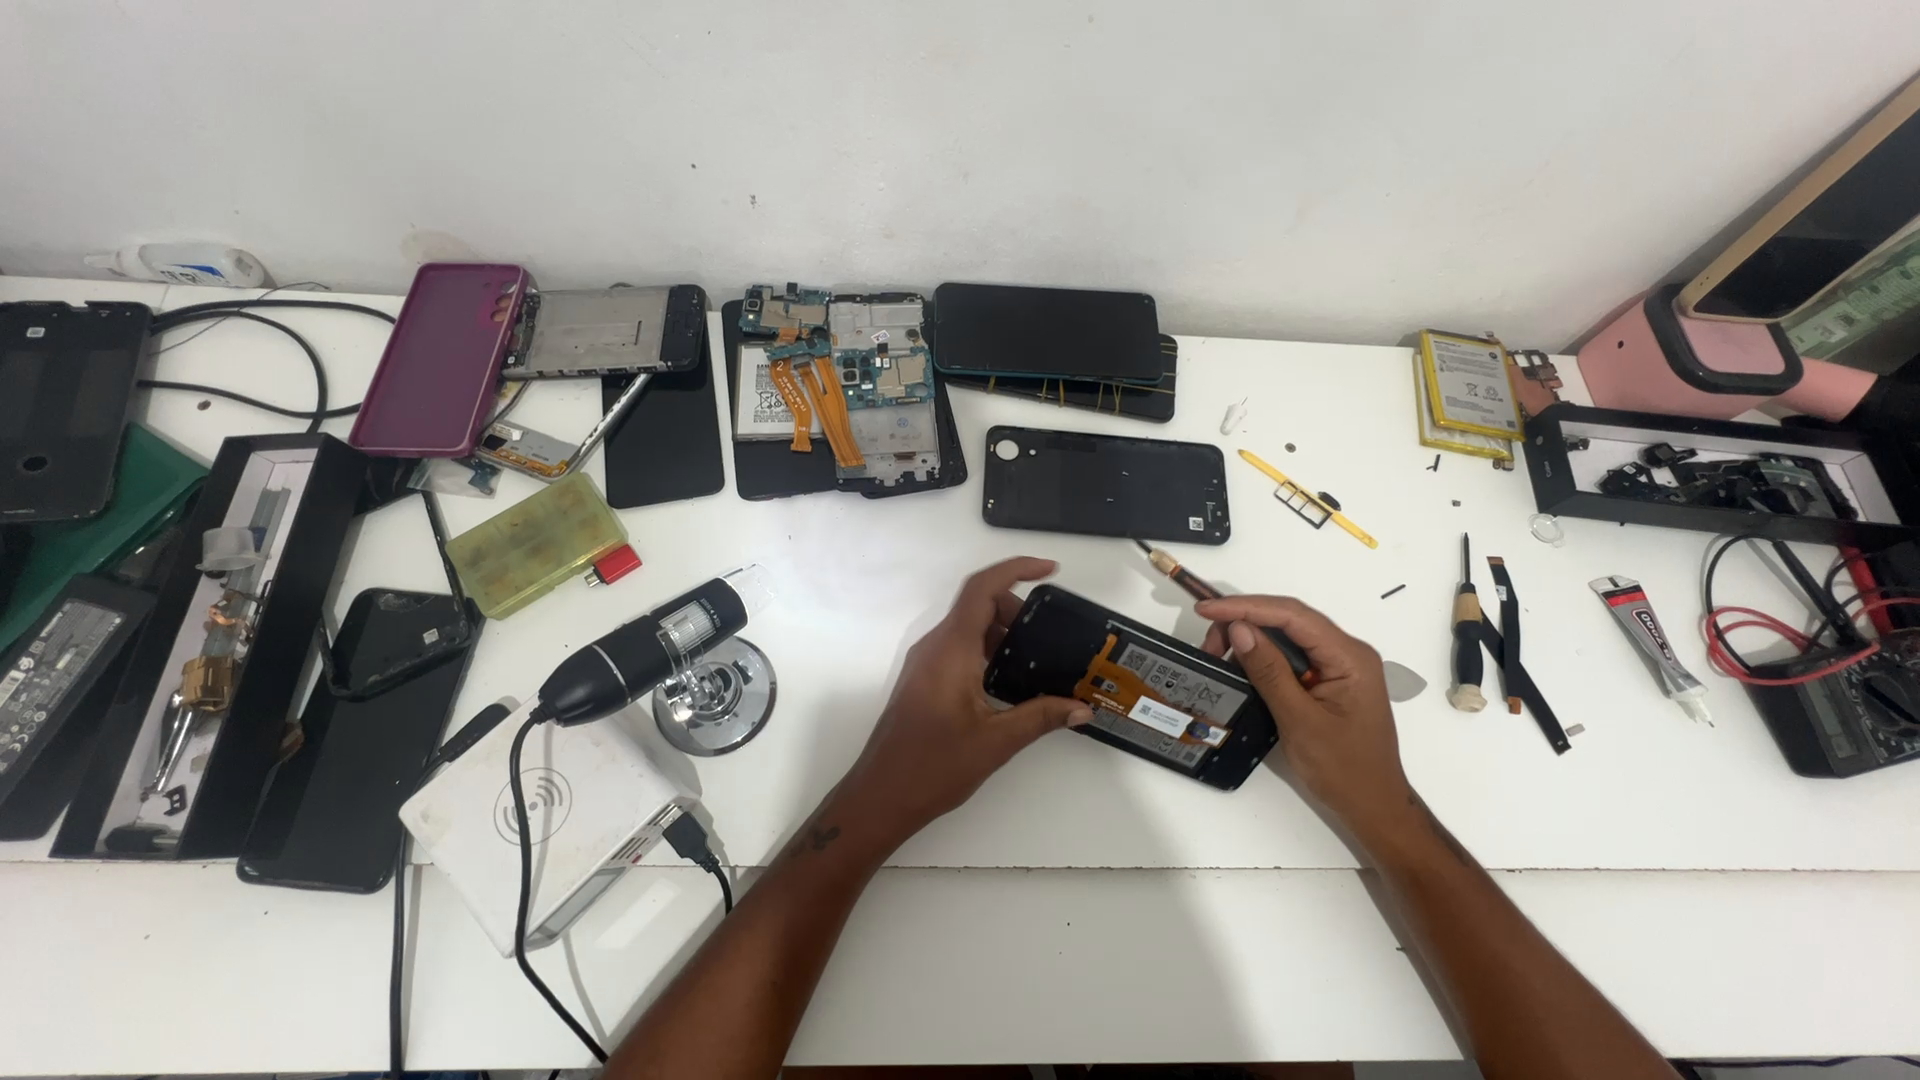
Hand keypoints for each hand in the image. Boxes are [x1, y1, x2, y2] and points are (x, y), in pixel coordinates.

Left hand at [839, 557, 1089, 844]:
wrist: (881, 795)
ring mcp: (926, 663)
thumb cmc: (934, 765)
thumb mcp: (997, 741)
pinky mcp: (924, 680)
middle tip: (1050, 638)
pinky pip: (959, 648)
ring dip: (1002, 634)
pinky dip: (987, 651)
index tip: (1050, 570)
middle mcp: (935, 647)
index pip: (982, 589)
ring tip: (1037, 661)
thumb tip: (1081, 707)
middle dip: (1017, 610)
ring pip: (968, 628)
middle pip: (978, 606)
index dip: (1016, 569)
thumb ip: (1041, 717)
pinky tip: (1010, 682)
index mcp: (951, 650)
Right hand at [1197, 596, 1416, 845]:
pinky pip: (1291, 656)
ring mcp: (1339, 666)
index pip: (1292, 616)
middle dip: (1245, 622)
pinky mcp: (1328, 680)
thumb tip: (1240, 629)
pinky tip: (1240, 665)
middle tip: (1209, 643)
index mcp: (1349, 657)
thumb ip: (1270, 670)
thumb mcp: (1299, 720)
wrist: (1374, 806)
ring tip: (1218, 654)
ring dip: (1250, 639)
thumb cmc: (1343, 768)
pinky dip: (1262, 656)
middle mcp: (1347, 652)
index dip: (1246, 607)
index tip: (1206, 610)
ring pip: (1287, 636)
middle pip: (1289, 620)